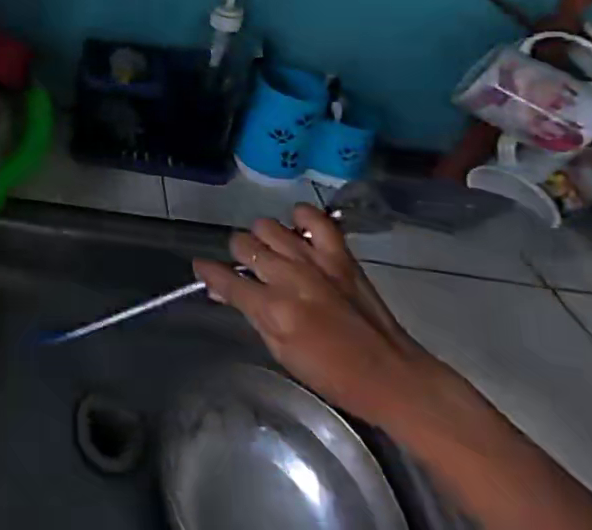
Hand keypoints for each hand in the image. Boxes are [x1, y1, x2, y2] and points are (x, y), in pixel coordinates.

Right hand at [193, 204, 432, 424]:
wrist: (390, 373)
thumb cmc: (332, 375)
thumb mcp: (282, 353)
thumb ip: (252, 315)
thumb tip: (223, 291)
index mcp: (275, 310)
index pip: (228, 280)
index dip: (208, 272)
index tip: (201, 267)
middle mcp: (291, 277)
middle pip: (244, 244)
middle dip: (238, 255)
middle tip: (247, 270)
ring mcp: (316, 260)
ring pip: (269, 226)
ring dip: (263, 239)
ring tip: (272, 254)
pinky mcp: (340, 252)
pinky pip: (312, 217)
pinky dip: (300, 218)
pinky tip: (297, 232)